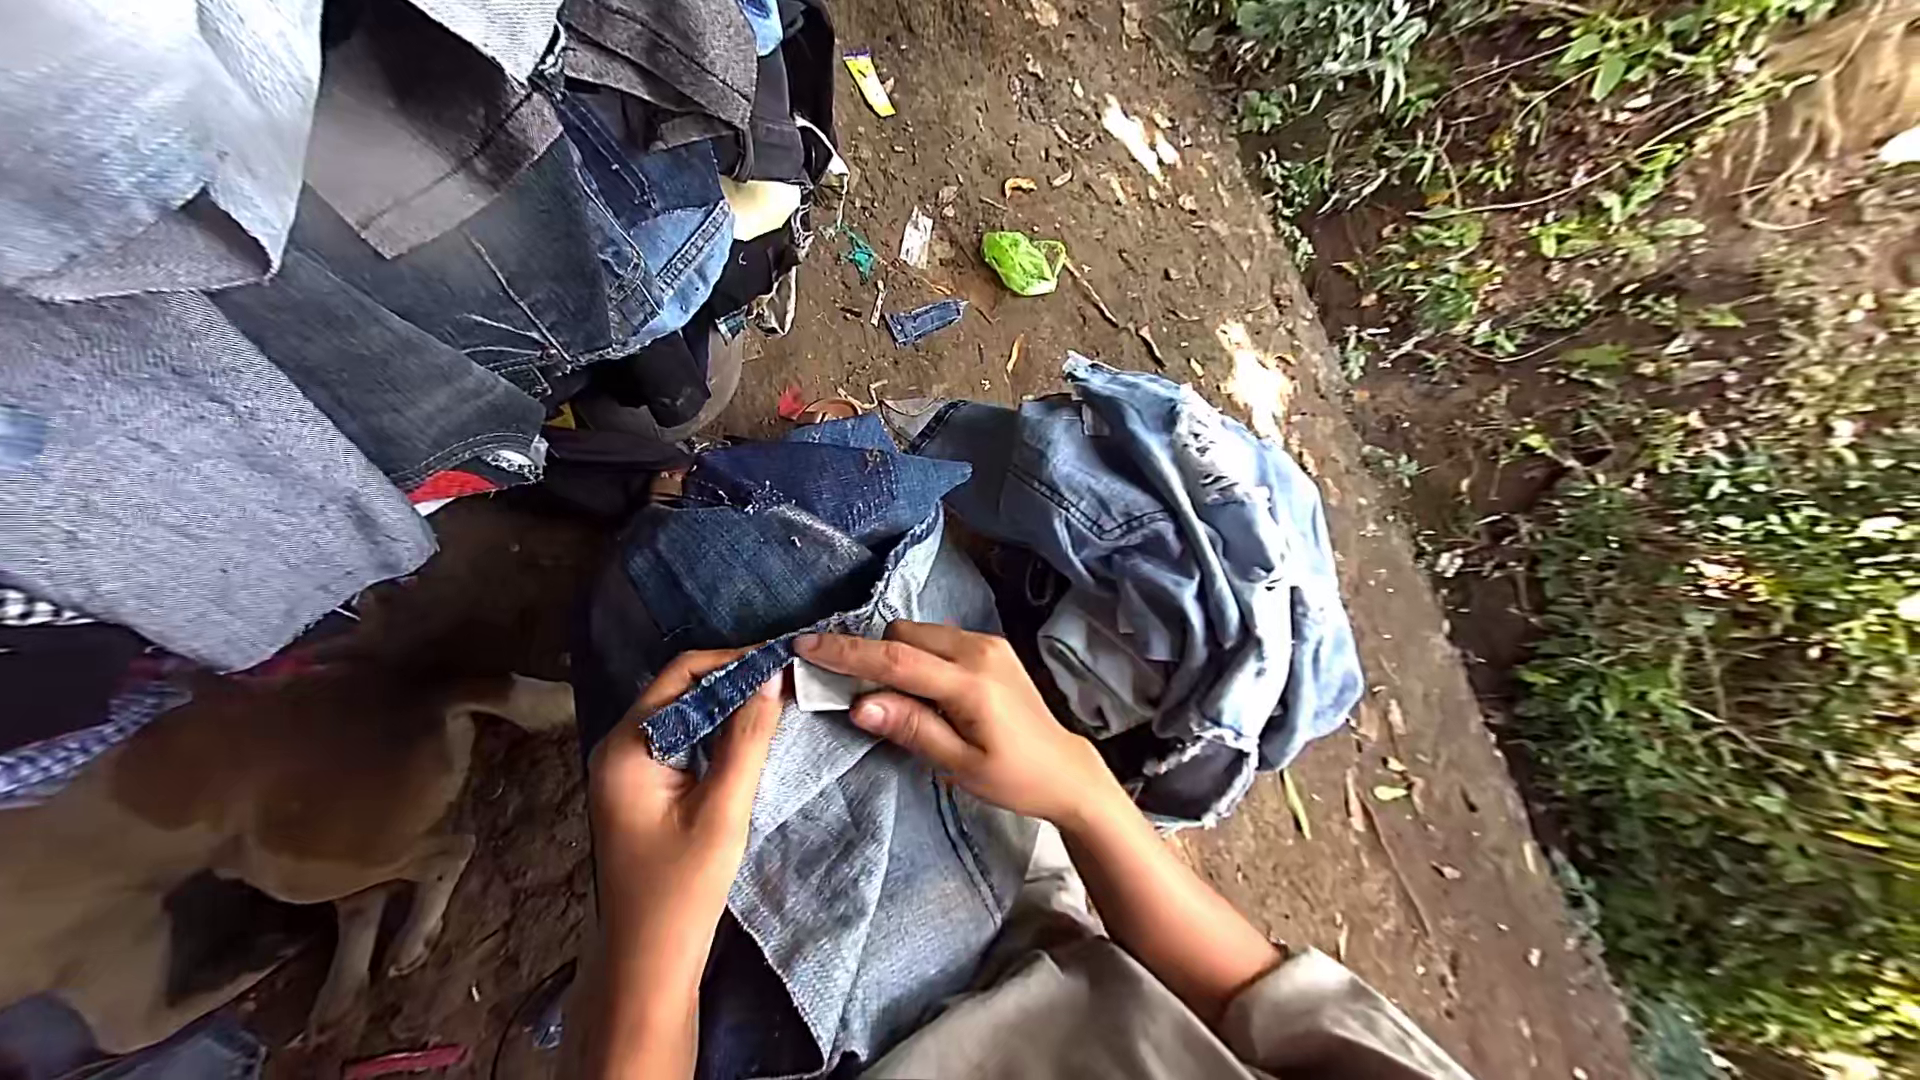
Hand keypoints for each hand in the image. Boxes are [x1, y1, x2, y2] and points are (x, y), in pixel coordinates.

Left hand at [588, 649, 781, 950]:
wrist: (649, 961)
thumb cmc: (683, 888)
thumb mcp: (723, 808)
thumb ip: (747, 737)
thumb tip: (771, 675)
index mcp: (627, 746)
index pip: (683, 675)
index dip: (734, 660)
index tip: (781, 657)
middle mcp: (621, 746)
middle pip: (681, 688)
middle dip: (734, 676)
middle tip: (786, 673)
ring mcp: (630, 766)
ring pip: (686, 711)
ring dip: (730, 700)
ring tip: (777, 692)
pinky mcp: (645, 783)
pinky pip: (685, 736)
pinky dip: (720, 725)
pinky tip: (752, 726)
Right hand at [794, 622, 1126, 829]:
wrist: (1065, 767)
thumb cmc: (1013, 778)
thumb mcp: (960, 764)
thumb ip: (911, 728)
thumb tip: (858, 703)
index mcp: (971, 683)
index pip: (896, 660)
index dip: (848, 653)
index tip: (807, 646)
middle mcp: (979, 650)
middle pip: (903, 635)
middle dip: (873, 656)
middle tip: (857, 692)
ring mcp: (987, 643)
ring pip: (919, 632)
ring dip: (896, 655)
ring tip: (896, 697)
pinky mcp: (992, 645)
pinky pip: (938, 637)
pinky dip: (918, 654)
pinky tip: (924, 688)